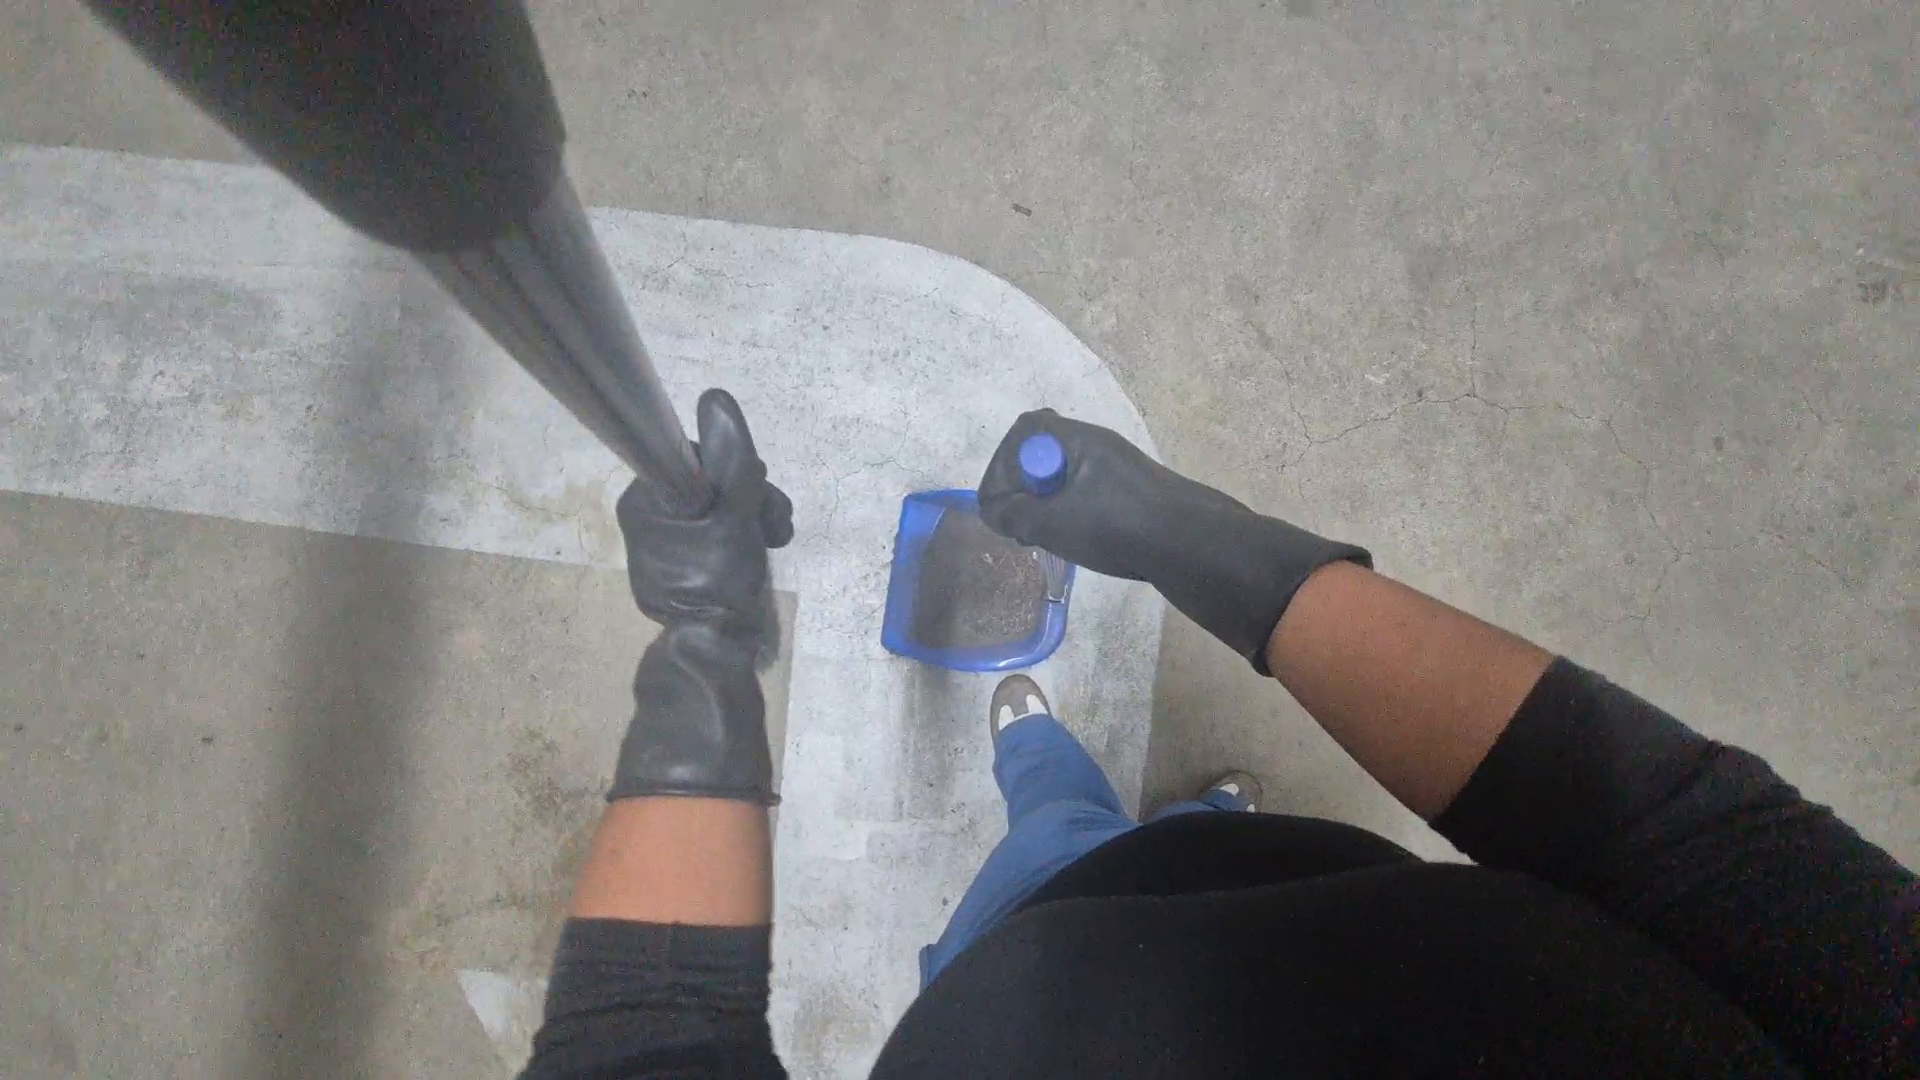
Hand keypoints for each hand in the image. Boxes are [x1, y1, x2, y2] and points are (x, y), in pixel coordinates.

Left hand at [609, 389, 793, 802]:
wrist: (718, 654)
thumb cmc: (717, 583)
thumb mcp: (732, 518)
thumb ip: (732, 463)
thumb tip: (716, 396)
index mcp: (646, 502)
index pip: (691, 455)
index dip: (730, 465)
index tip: (752, 486)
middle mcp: (651, 516)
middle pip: (712, 478)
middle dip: (752, 495)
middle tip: (773, 523)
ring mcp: (670, 542)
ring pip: (724, 502)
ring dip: (759, 513)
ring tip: (777, 538)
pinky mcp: (692, 561)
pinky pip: (722, 528)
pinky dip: (749, 533)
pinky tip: (768, 547)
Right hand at [977, 409, 1368, 672]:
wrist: (1191, 544)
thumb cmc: (1116, 527)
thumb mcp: (1052, 523)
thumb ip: (1012, 514)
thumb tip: (993, 510)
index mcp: (1073, 437)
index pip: (1020, 436)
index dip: (1001, 472)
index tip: (1002, 510)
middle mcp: (1092, 441)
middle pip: (1038, 453)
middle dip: (1021, 488)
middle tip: (1020, 523)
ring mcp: (1112, 463)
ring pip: (1059, 475)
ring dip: (1043, 504)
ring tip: (1045, 535)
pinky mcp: (1127, 487)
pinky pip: (1081, 490)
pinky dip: (1067, 511)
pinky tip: (1075, 538)